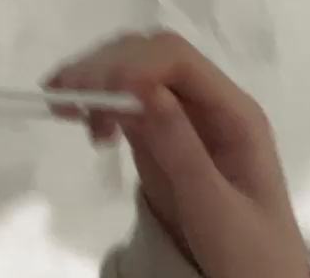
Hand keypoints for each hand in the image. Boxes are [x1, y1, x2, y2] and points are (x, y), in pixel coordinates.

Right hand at [47, 32, 309, 277]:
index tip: (97, 90)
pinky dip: (92, 96)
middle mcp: (206, 100)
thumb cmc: (248, 255)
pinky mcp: (156, 127)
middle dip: (103, 67)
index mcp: (233, 112)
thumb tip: (143, 88)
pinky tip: (74, 112)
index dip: (133, 62)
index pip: (177, 59)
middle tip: (65, 95)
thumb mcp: (217, 210)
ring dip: (91, 78)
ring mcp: (180, 112)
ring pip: (127, 67)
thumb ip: (182, 149)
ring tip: (61, 104)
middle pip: (147, 54)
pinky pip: (119, 95)